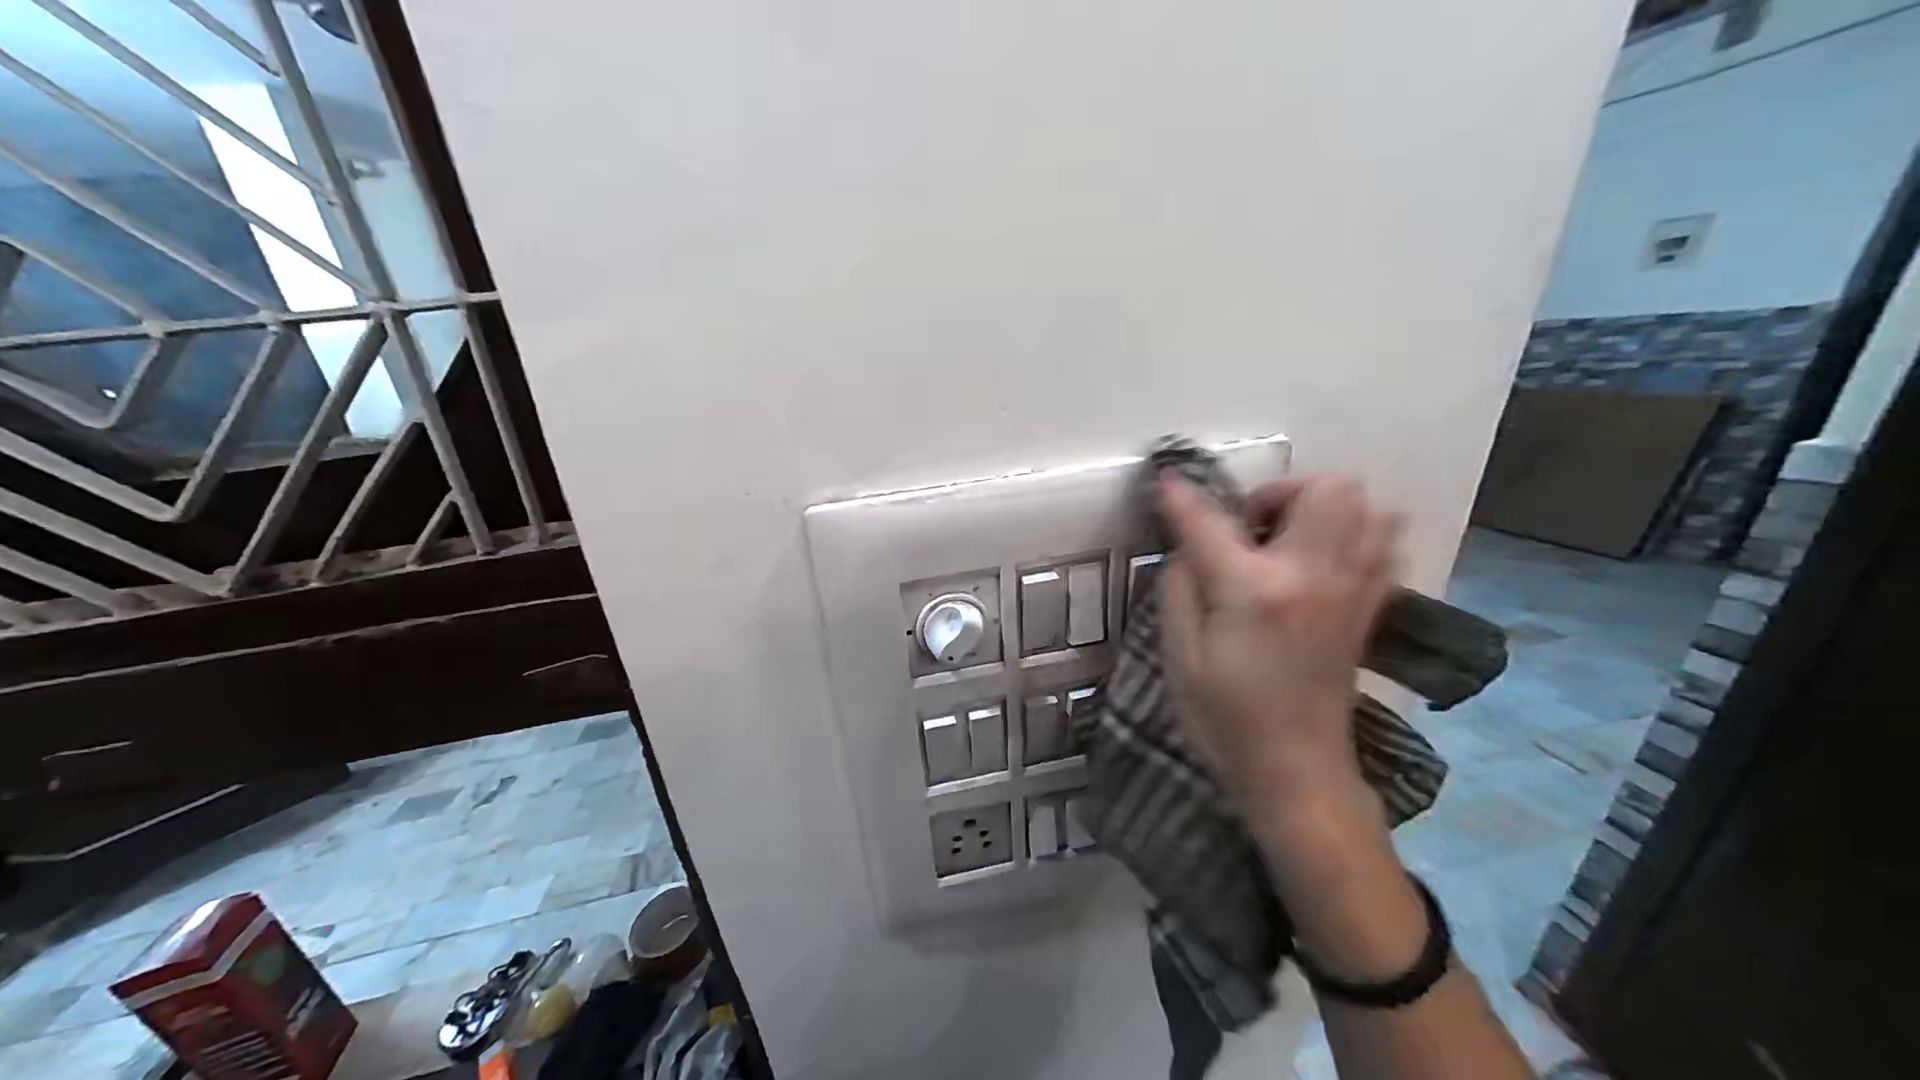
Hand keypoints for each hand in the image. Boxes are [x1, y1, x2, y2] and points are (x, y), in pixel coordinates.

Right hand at [1156, 472, 1402, 805]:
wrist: (1295, 768)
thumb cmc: (1223, 715)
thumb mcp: (1179, 654)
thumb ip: (1179, 585)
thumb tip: (1188, 543)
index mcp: (1255, 592)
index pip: (1212, 523)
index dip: (1182, 497)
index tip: (1166, 479)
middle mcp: (1314, 578)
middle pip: (1326, 489)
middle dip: (1279, 492)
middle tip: (1248, 528)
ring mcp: (1353, 589)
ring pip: (1368, 506)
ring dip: (1321, 507)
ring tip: (1285, 540)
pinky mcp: (1370, 605)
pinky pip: (1383, 540)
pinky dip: (1352, 531)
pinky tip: (1316, 560)